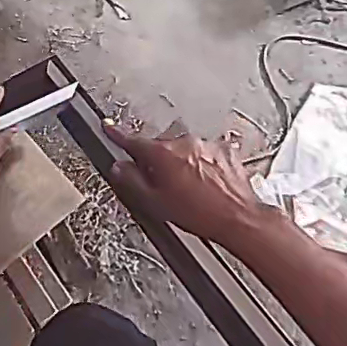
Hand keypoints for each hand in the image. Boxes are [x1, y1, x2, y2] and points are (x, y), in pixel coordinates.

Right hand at [106, 127, 288, 250]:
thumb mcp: (156, 203)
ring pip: (184, 150)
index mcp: (163, 155)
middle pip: (161, 148)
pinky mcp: (224, 149)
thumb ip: (132, 181)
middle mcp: (184, 143)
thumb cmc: (200, 214)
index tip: (108, 127)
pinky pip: (205, 153)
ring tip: (192, 191)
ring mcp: (206, 145)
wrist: (239, 218)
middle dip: (158, 163)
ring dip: (183, 164)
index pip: (132, 141)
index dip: (116, 134)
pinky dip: (203, 165)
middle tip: (163, 187)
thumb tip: (119, 167)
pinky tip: (207, 185)